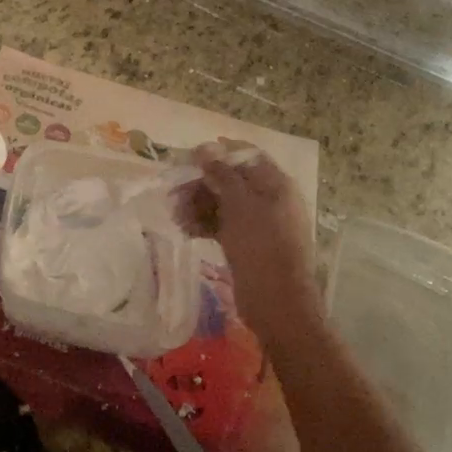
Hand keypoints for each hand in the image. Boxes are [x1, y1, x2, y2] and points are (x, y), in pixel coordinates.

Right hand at [189, 139, 322, 337]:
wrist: (277, 303)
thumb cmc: (261, 245)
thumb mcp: (240, 202)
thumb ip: (222, 173)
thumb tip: (206, 148)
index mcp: (276, 184)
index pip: (246, 155)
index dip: (218, 152)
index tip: (189, 158)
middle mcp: (269, 199)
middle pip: (230, 179)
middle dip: (201, 182)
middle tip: (173, 191)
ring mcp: (258, 223)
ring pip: (223, 203)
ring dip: (197, 204)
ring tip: (175, 215)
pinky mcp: (247, 244)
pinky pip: (222, 224)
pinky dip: (204, 223)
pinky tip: (185, 229)